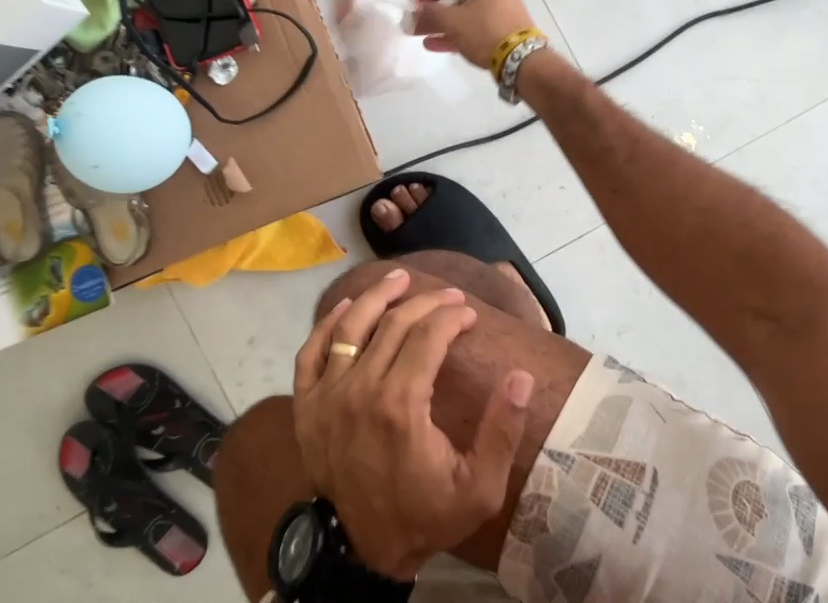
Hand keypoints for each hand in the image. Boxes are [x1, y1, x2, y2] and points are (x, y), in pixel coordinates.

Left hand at [292, 268, 533, 579]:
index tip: (468, 314)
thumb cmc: (426, 515)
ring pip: (350, 327)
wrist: (363, 549)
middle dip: (425, 303)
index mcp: (401, 406)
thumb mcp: (479, 487)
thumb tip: (521, 376)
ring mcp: (327, 395)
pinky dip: (327, 325)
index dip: (451, 317)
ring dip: (376, 297)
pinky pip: (312, 352)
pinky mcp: (306, 405)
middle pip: (393, 325)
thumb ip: (502, 430)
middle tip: (448, 296)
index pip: (428, 338)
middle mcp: (360, 390)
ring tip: (398, 278)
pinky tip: (344, 308)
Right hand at [410, 0, 535, 70]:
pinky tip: (434, 44)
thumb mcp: (452, 21)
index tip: (412, 2)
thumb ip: (429, 14)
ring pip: (462, 13)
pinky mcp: (499, 31)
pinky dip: (454, 33)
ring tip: (419, 35)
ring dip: (440, 24)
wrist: (522, 62)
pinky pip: (471, 27)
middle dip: (431, 9)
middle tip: (413, 21)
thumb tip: (412, 15)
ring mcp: (498, 12)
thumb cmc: (485, 32)